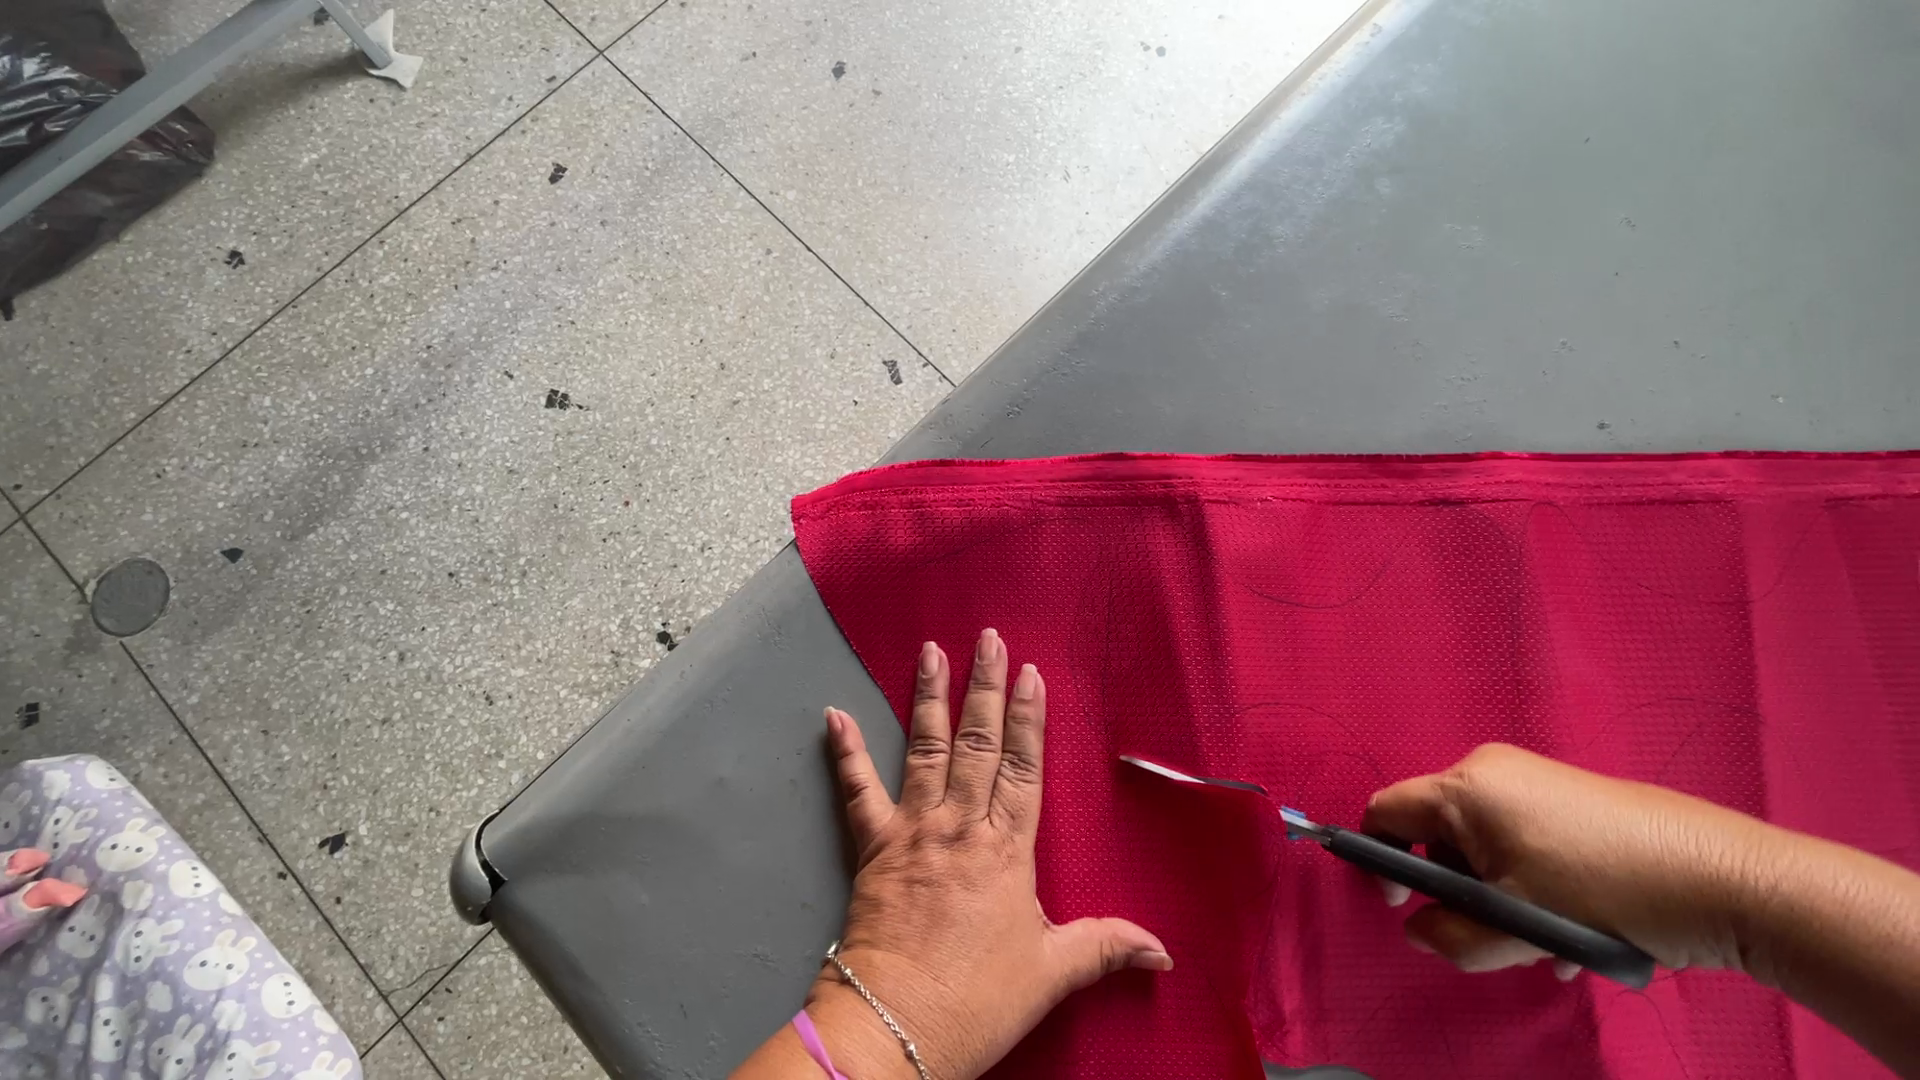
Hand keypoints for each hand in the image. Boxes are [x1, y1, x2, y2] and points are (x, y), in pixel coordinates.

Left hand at [814, 630, 1172, 1079]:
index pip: (1022, 767)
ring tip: (930, 652)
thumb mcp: (1051, 973)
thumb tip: (1165, 952)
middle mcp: (959, 824)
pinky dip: (845, 752)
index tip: (1029, 672)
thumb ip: (1105, 947)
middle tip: (987, 639)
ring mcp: (913, 830)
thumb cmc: (976, 999)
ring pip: (925, 749)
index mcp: (1005, 847)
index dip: (1028, 718)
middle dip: (984, 686)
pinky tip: (834, 715)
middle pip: (977, 742)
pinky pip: (857, 790)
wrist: (894, 1025)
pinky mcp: (872, 846)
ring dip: (929, 698)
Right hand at [1361, 743, 1786, 976]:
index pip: (1385, 812)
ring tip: (1545, 941)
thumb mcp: (1520, 928)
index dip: (1379, 860)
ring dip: (1496, 891)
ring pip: (1482, 838)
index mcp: (1463, 789)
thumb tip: (1415, 931)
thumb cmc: (1608, 895)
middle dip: (1454, 886)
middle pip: (1437, 829)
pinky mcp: (1570, 793)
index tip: (1403, 905)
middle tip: (1491, 933)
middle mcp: (1488, 769)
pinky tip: (1574, 925)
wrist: (1734, 880)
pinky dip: (1527, 877)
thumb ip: (1450, 936)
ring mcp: (1533, 777)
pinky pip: (1520, 833)